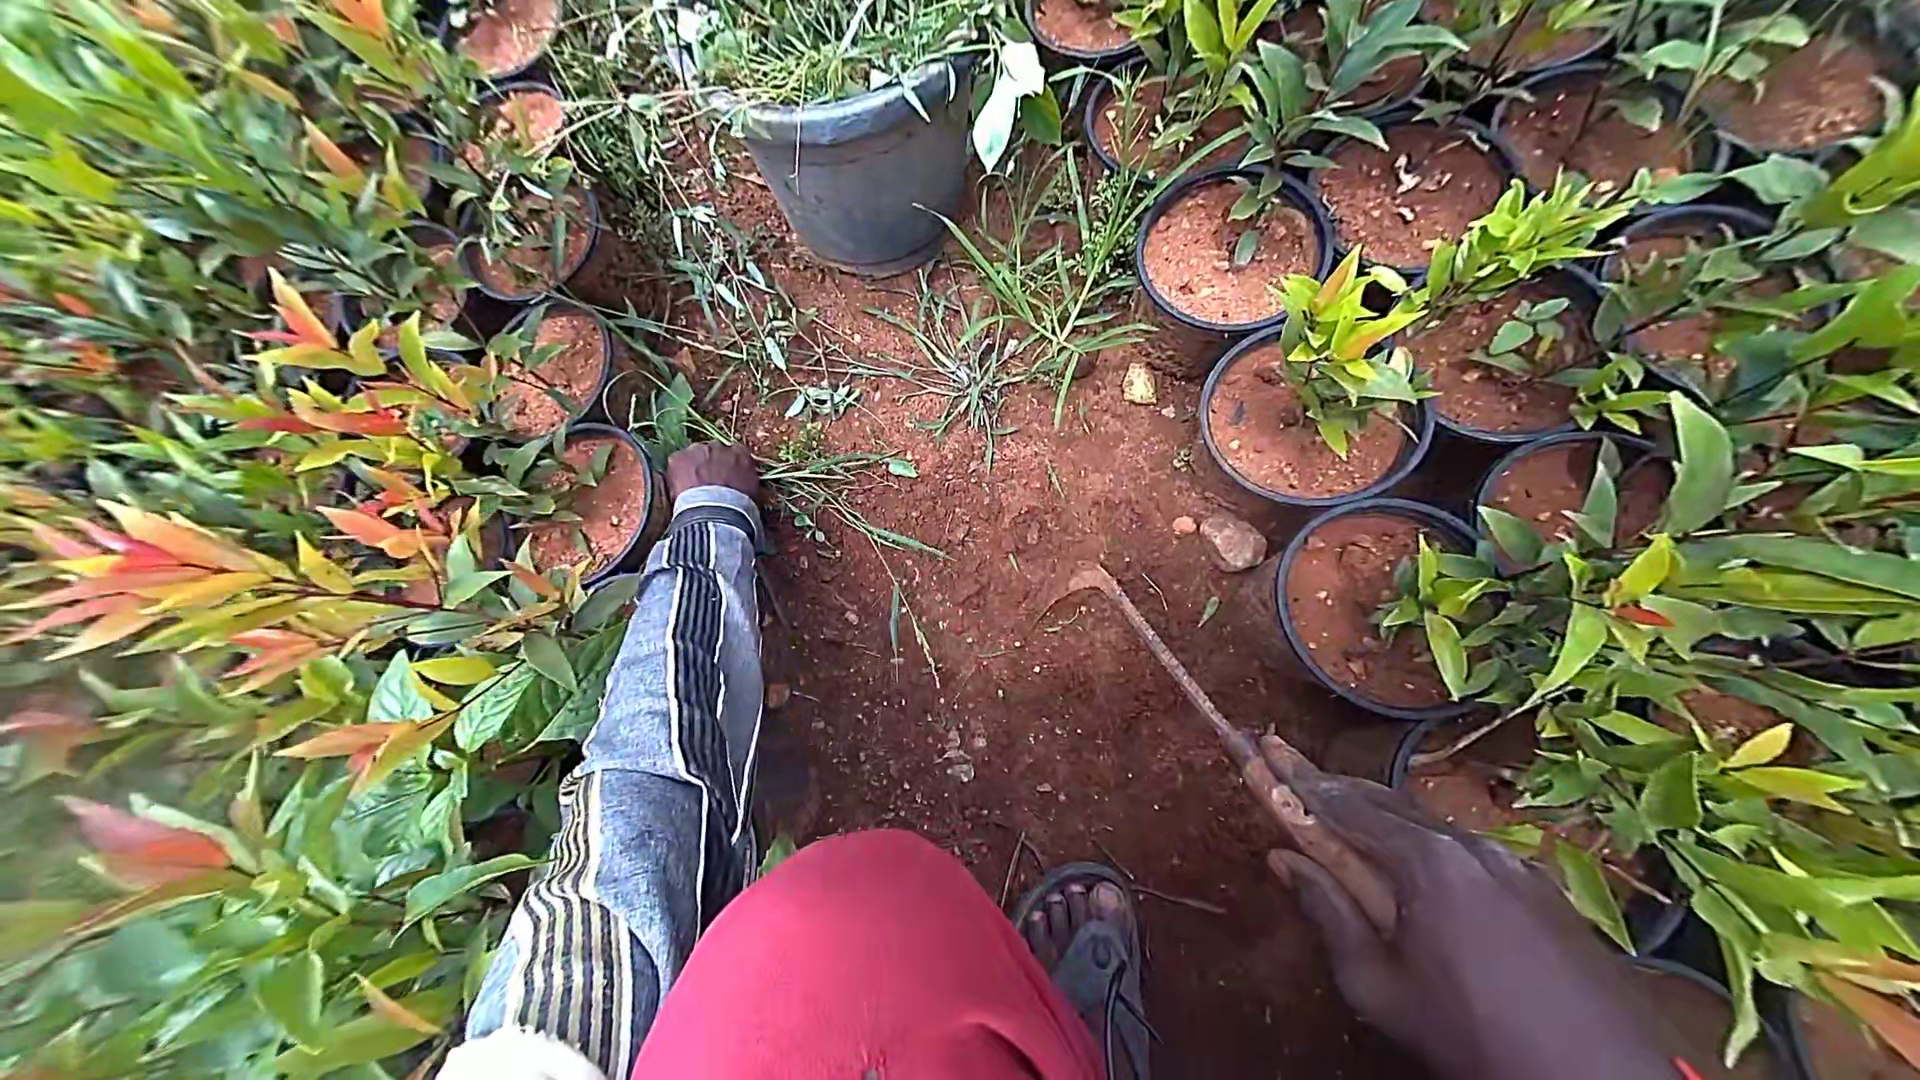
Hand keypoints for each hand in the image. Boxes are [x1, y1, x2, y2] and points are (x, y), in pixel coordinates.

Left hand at [667, 442, 759, 501]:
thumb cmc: (739, 506)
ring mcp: (697, 450)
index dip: (730, 467)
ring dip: (694, 467)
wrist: (716, 511)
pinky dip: (678, 473)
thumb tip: (744, 486)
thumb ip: (747, 482)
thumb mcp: (753, 493)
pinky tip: (680, 488)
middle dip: (711, 464)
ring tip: (692, 487)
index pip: (736, 454)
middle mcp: (719, 446)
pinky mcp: (678, 457)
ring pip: (694, 455)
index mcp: (741, 454)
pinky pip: (677, 463)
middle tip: (709, 484)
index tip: (727, 478)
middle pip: (714, 452)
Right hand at [1264, 742, 1675, 1079]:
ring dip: (1375, 815)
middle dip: (1332, 787)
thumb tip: (1281, 857)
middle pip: (1382, 801)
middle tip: (1291, 770)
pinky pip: (1461, 848)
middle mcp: (1468, 845)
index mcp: (1425, 861)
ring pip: (1422, 822)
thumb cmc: (1473, 1037)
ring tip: (1340, 816)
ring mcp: (1511, 863)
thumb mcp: (1378, 986)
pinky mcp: (1540, 887)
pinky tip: (1409, 866)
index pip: (1342, 804)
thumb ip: (1327, 912)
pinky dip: (1419, 841)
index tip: (1265, 744)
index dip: (1297, 775)